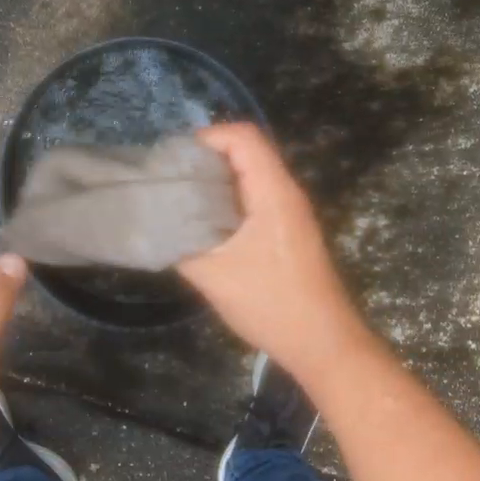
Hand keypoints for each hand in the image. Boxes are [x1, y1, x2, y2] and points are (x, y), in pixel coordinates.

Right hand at [177, 124, 372, 374]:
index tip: (173, 160)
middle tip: (169, 180)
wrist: (324, 343)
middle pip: (246, 153)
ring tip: (179, 201)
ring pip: (251, 179)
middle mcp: (287, 194)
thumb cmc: (272, 304)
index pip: (243, 137)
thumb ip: (181, 243)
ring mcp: (291, 214)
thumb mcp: (215, 275)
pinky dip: (228, 203)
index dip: (206, 137)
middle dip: (205, 159)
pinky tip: (204, 227)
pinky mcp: (289, 233)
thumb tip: (155, 223)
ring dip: (216, 184)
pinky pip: (256, 201)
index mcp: (274, 192)